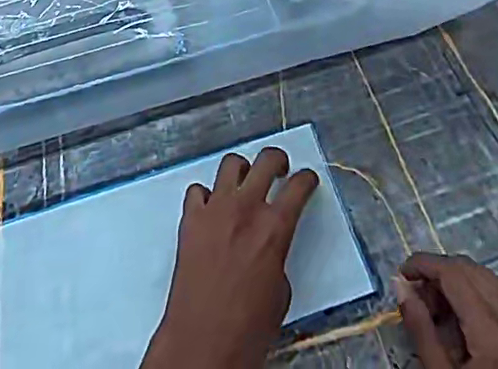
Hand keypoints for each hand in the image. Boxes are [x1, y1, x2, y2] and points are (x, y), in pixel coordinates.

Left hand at [140, 147, 319, 368]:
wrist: (205, 338)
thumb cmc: (247, 327)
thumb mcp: (280, 291)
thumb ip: (277, 254)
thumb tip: (269, 244)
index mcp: (274, 229)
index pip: (297, 188)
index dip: (306, 179)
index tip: (306, 178)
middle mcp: (245, 210)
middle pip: (265, 162)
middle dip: (277, 160)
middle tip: (280, 166)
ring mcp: (215, 209)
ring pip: (230, 165)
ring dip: (242, 169)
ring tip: (246, 178)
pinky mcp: (191, 218)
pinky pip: (198, 190)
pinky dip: (207, 194)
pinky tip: (212, 205)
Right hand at [395, 254, 497, 368]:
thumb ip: (421, 328)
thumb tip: (400, 284)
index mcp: (492, 335)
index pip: (453, 274)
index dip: (423, 264)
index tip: (402, 274)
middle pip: (472, 272)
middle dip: (440, 273)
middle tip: (420, 297)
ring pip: (495, 280)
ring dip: (464, 281)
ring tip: (444, 306)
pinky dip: (491, 293)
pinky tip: (476, 311)